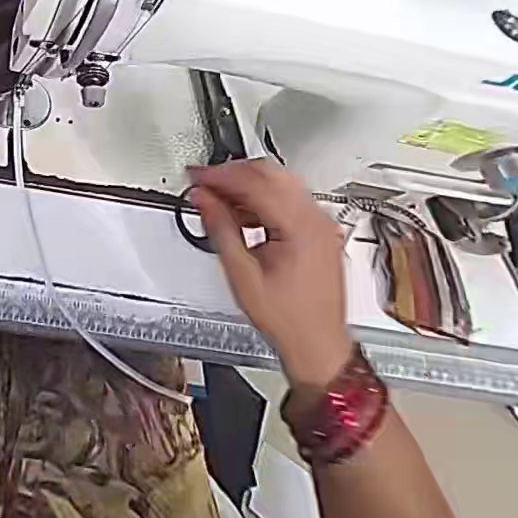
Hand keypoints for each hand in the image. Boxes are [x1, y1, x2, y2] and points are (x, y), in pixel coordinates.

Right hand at [189, 159, 353, 388]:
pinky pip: (289, 199)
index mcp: (300, 227)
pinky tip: (240, 211)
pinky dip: (262, 198)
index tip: (197, 176)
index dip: (220, 176)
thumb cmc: (287, 317)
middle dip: (233, 173)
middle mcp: (317, 221)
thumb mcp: (241, 272)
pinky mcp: (319, 231)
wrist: (317, 343)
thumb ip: (220, 228)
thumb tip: (204, 199)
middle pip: (271, 174)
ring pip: (280, 182)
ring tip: (218, 196)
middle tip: (204, 181)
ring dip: (247, 184)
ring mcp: (321, 225)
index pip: (255, 183)